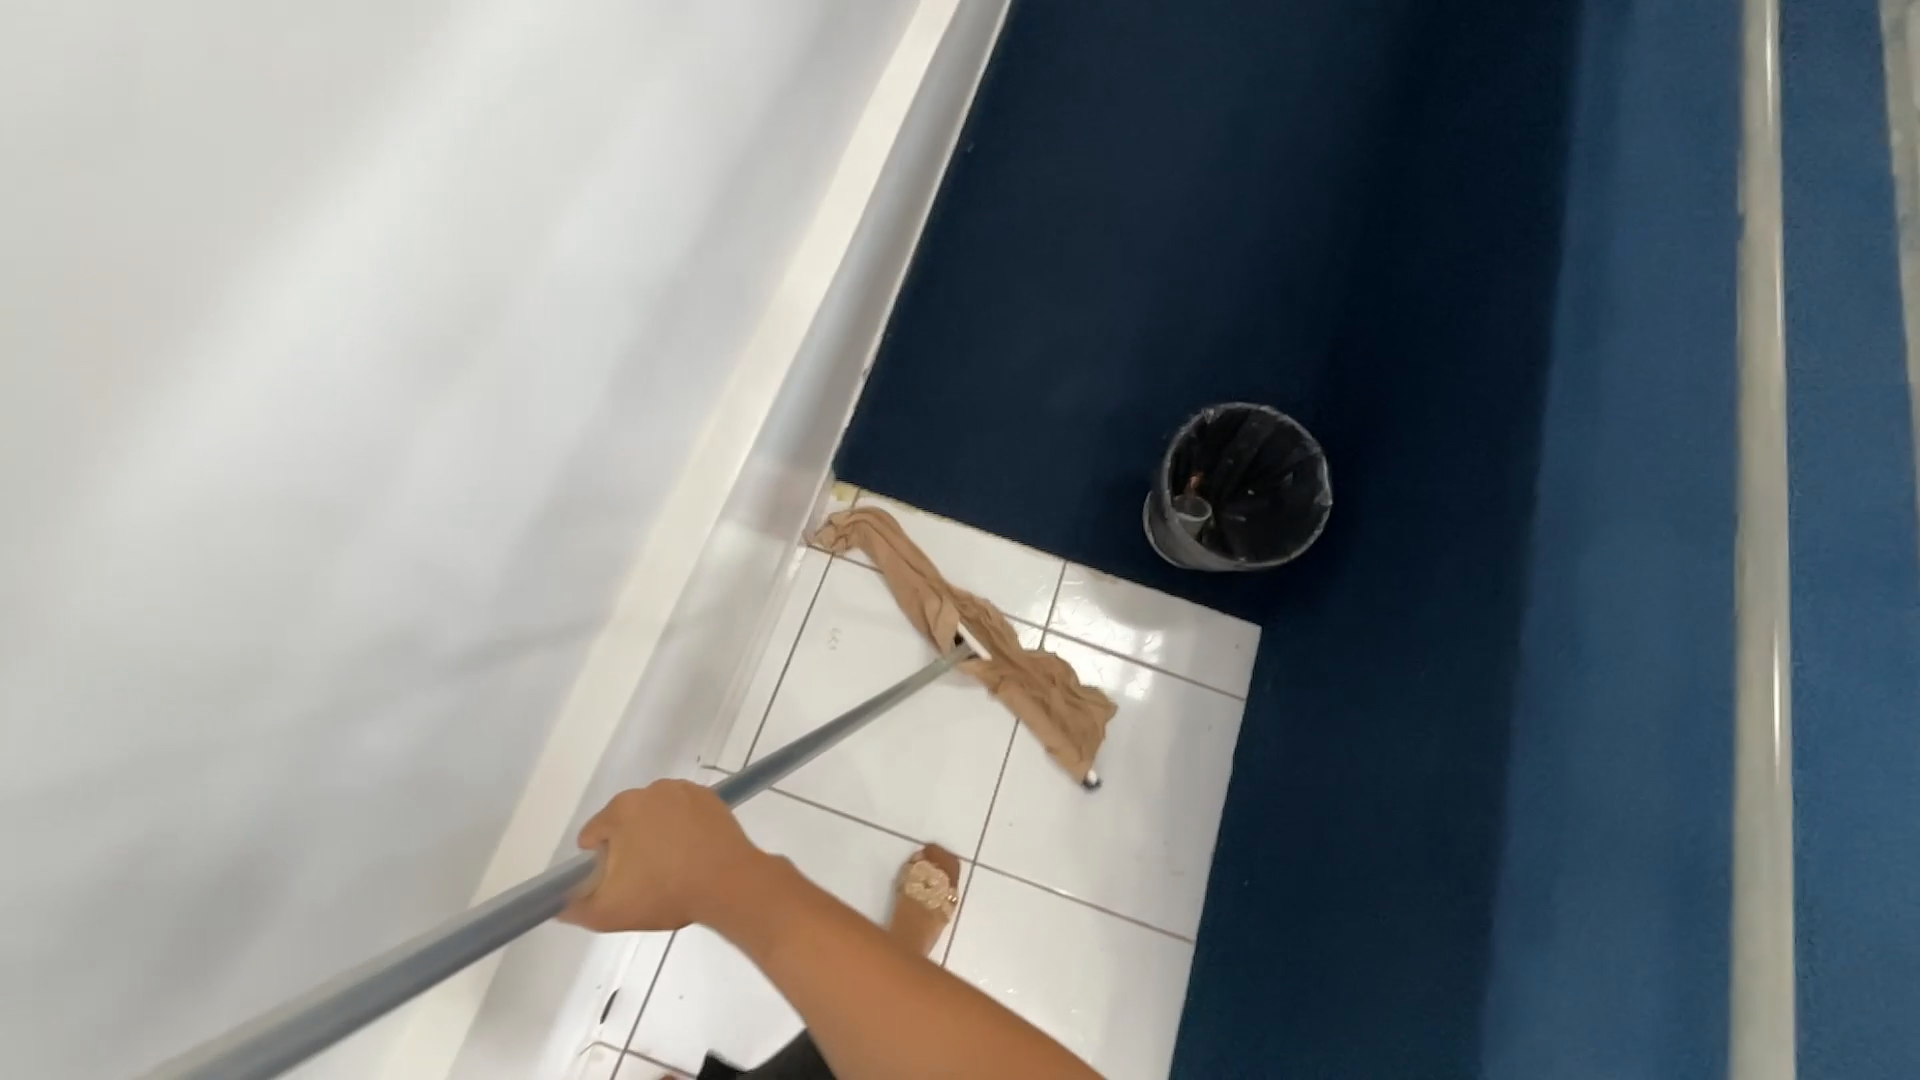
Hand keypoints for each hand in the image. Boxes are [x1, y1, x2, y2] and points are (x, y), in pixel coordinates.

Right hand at [560, 780, 767, 932]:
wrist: (728, 883)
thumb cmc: (665, 892)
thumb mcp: (608, 912)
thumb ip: (576, 908)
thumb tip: (562, 904)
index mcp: (622, 809)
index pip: (594, 834)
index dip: (599, 862)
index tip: (617, 881)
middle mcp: (652, 790)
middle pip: (626, 821)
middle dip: (629, 846)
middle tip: (645, 877)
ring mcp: (685, 790)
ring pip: (656, 815)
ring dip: (657, 834)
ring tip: (672, 866)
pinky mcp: (711, 798)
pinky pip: (684, 813)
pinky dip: (684, 828)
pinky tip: (693, 852)